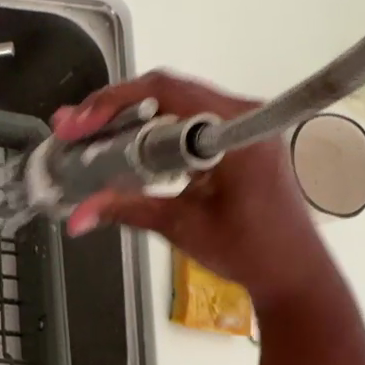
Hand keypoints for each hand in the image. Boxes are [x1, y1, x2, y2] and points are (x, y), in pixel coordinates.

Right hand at [54, 70, 330, 306]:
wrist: (293, 272)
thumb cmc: (246, 251)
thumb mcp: (180, 227)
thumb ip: (127, 210)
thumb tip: (76, 216)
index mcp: (234, 130)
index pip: (165, 92)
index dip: (113, 103)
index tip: (76, 125)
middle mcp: (243, 114)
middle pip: (167, 91)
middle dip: (114, 108)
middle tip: (72, 128)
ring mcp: (245, 123)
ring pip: (177, 103)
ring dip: (132, 118)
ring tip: (89, 134)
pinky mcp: (242, 138)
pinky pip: (190, 120)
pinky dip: (155, 130)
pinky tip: (125, 145)